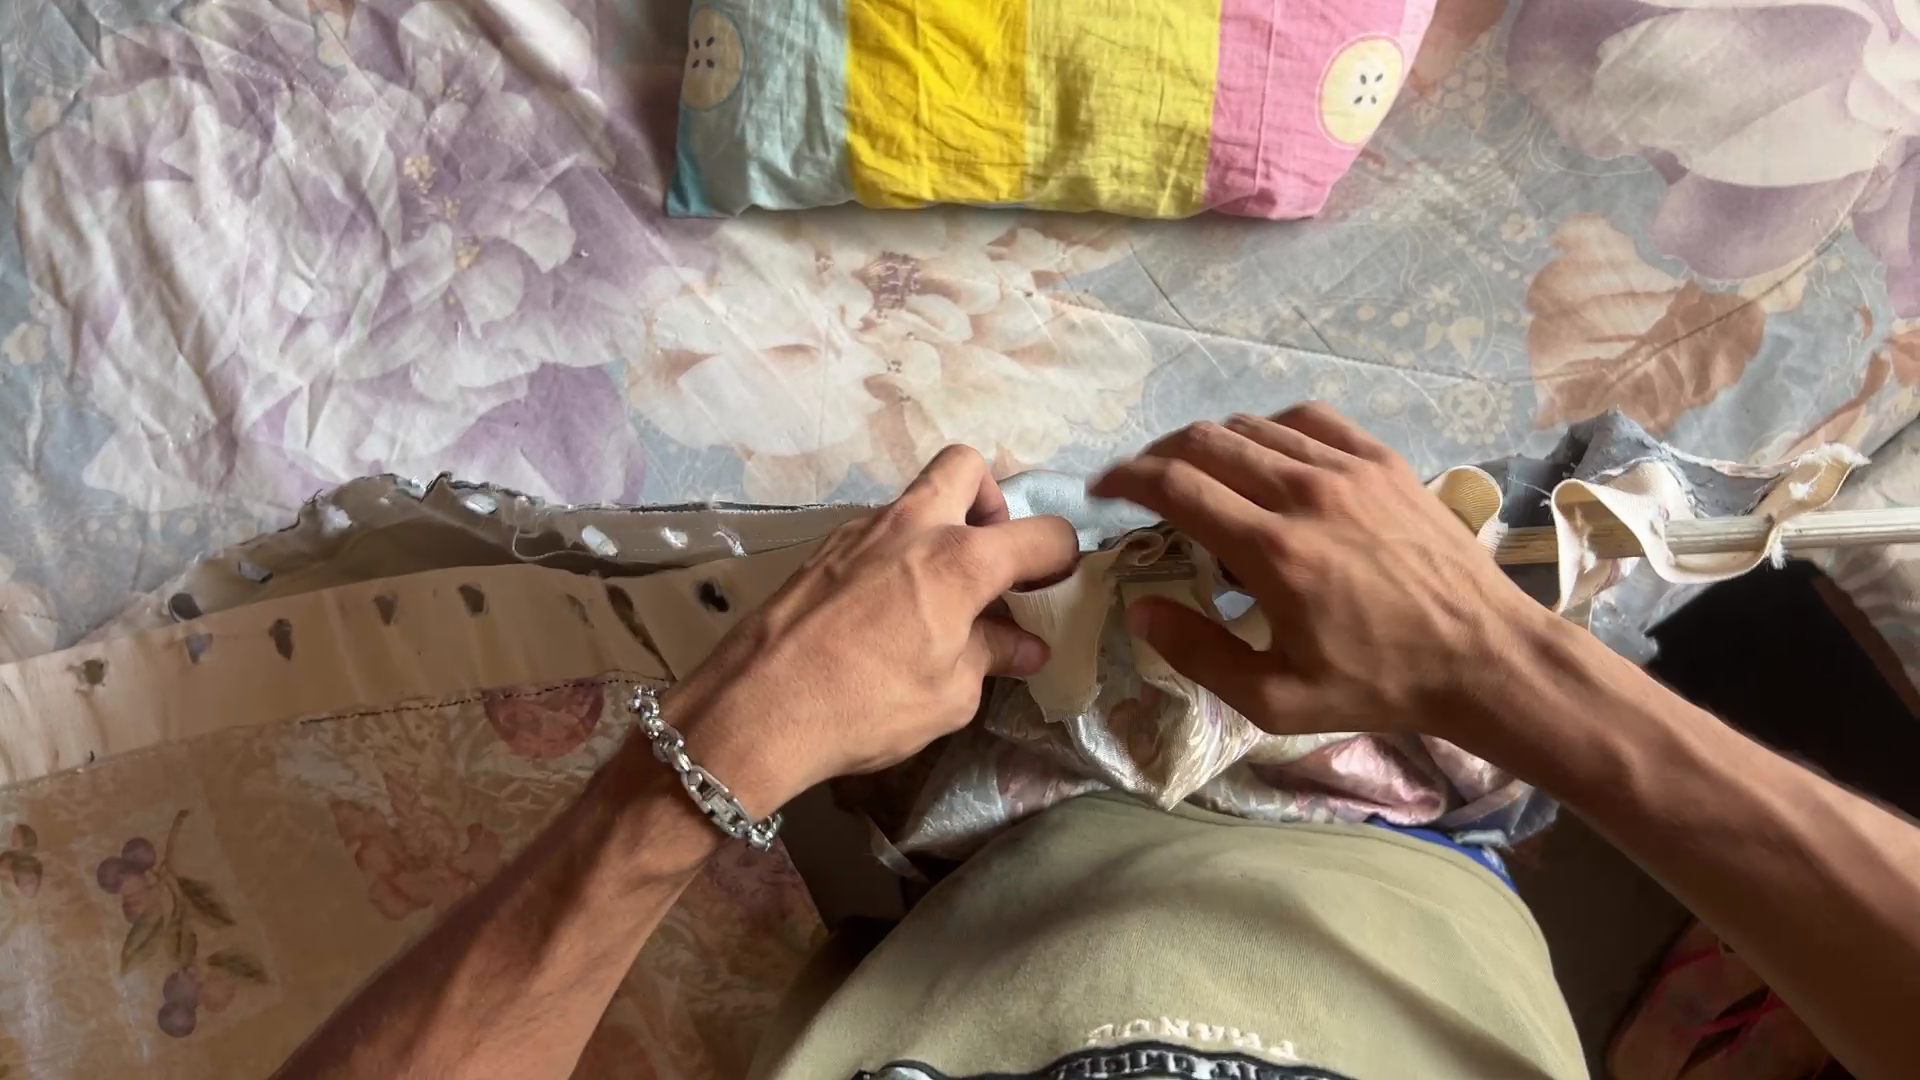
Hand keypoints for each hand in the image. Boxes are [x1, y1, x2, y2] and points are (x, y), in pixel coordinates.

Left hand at [663, 447, 1079, 815]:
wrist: (756, 709)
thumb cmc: (868, 705)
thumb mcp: (950, 694)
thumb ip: (993, 655)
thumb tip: (1026, 646)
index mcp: (960, 559)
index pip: (1041, 533)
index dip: (1062, 556)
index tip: (1056, 583)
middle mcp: (913, 525)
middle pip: (967, 466)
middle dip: (992, 502)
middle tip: (989, 558)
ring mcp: (860, 529)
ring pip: (916, 496)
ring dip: (941, 528)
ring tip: (936, 595)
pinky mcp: (822, 548)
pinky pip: (877, 530)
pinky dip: (898, 552)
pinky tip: (884, 607)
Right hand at [1089, 403, 1555, 743]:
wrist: (1488, 660)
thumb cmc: (1375, 684)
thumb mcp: (1273, 699)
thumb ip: (1196, 653)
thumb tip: (1140, 608)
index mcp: (1273, 551)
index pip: (1176, 486)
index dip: (1126, 479)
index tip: (1103, 488)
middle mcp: (1304, 493)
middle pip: (1203, 443)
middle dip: (1155, 456)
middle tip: (1140, 483)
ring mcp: (1348, 469)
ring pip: (1250, 427)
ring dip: (1205, 444)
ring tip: (1194, 473)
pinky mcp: (1382, 461)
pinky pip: (1306, 419)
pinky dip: (1265, 429)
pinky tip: (1261, 453)